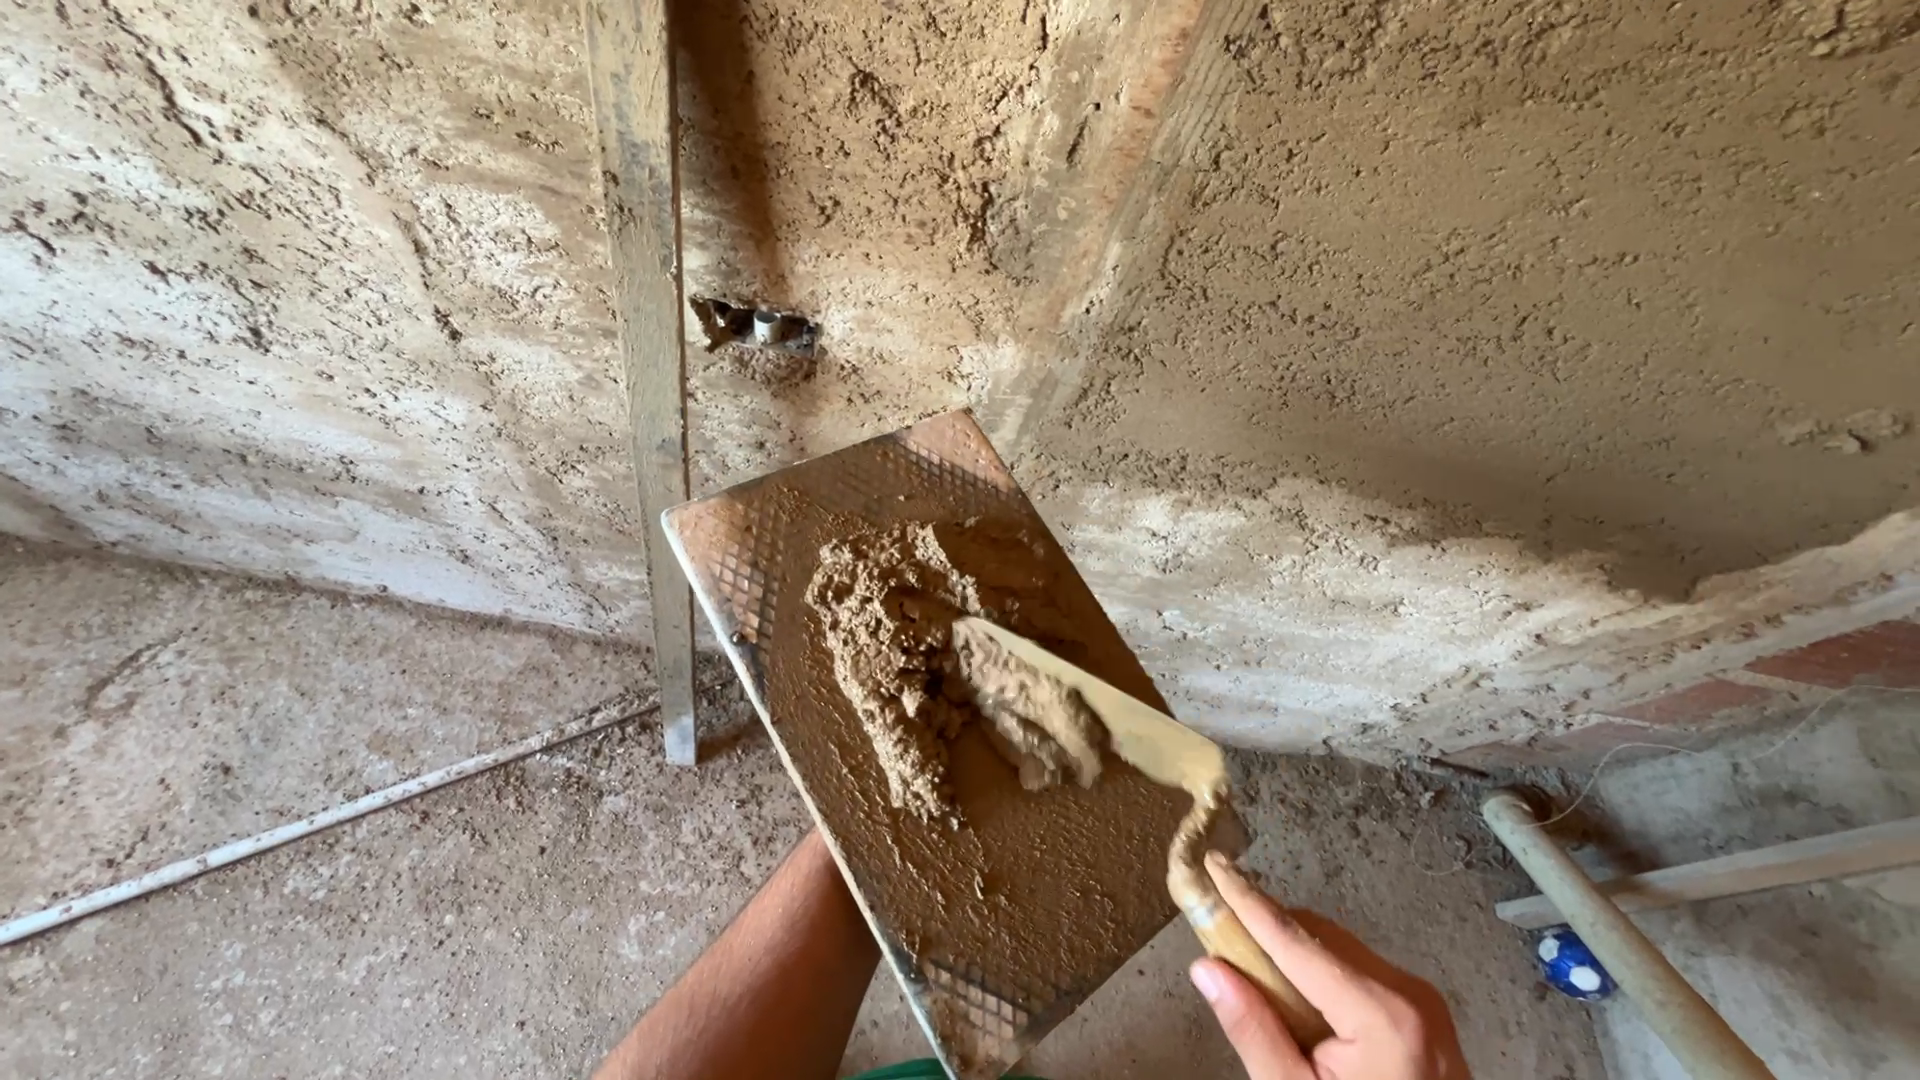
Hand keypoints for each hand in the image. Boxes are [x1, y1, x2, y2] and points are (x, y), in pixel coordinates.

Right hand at [1190, 852, 1471, 1078]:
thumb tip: (1205, 968)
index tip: (1213, 862)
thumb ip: (1254, 1033)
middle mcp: (1408, 992)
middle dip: (1265, 931)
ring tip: (1256, 980)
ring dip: (1290, 952)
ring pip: (1334, 947)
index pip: (1295, 940)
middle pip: (1316, 936)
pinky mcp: (1422, 1010)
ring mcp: (1421, 999)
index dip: (1246, 900)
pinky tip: (1298, 1002)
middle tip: (1219, 938)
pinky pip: (1355, 968)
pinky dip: (1318, 972)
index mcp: (1381, 1016)